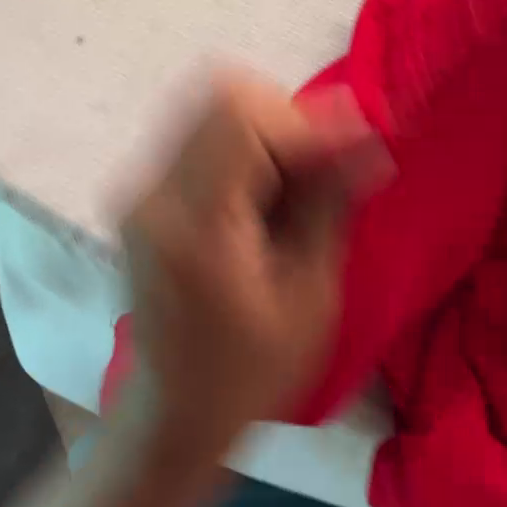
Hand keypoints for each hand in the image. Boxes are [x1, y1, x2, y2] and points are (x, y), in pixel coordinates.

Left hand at [118, 71, 391, 436]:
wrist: (169, 414)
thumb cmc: (248, 373)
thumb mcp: (308, 297)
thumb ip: (328, 202)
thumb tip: (367, 133)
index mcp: (193, 224)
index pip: (244, 114)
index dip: (310, 122)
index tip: (357, 152)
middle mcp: (152, 190)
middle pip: (223, 92)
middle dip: (288, 118)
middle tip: (321, 170)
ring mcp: (139, 187)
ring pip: (211, 103)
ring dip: (267, 128)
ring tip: (294, 186)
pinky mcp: (142, 190)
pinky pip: (200, 130)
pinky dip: (245, 143)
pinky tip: (265, 195)